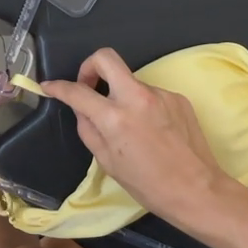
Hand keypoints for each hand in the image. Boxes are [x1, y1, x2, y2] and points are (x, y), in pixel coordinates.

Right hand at [42, 48, 235, 225]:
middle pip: (106, 57)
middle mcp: (137, 97)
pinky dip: (143, 106)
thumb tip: (82, 110)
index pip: (77, 91)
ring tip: (129, 126)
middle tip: (88, 86)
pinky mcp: (178, 98)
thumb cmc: (148, 185)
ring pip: (131, 81)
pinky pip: (151, 95)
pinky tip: (152, 131)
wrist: (197, 190)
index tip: (50, 86)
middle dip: (89, 66)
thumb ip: (89, 130)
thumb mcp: (107, 162)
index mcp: (115, 117)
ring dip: (121, 95)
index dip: (58, 87)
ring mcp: (161, 94)